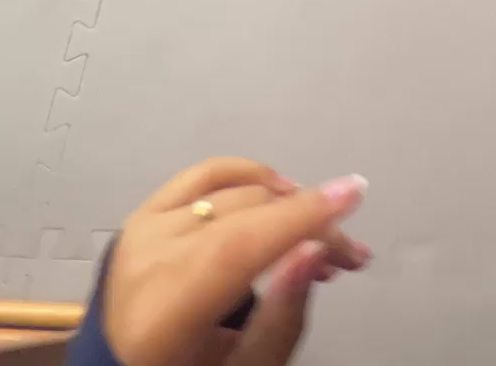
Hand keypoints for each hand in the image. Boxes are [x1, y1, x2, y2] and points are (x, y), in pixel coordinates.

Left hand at [102, 158, 371, 365]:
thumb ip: (280, 320)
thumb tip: (316, 248)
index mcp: (160, 313)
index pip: (240, 245)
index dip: (300, 215)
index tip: (354, 193)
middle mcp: (144, 259)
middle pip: (245, 216)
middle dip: (309, 224)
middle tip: (350, 255)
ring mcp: (141, 230)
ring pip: (234, 191)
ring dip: (287, 205)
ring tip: (319, 238)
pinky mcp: (143, 214)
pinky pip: (205, 175)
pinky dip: (248, 175)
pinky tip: (279, 190)